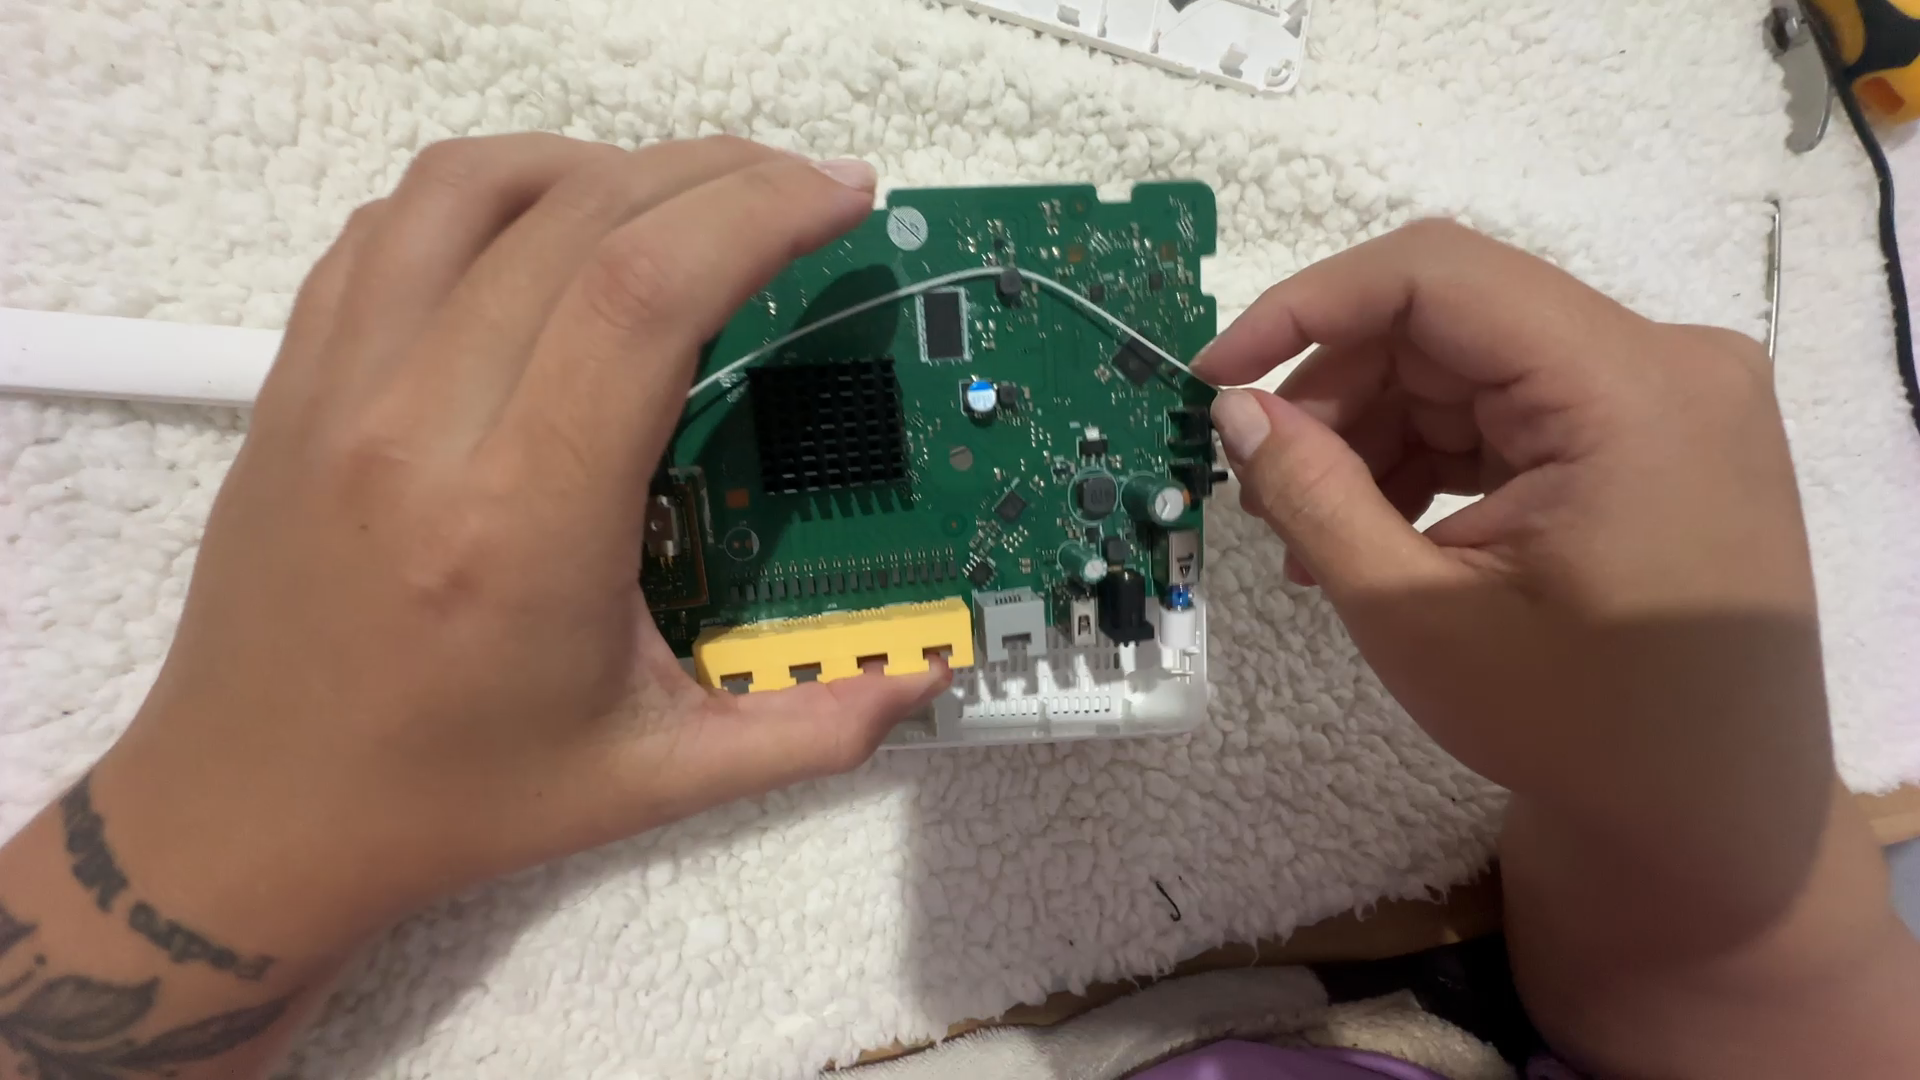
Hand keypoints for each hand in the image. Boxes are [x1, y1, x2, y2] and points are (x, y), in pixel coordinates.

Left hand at [90, 135, 946, 959]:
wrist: (252, 817)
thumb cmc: (470, 798)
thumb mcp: (661, 781)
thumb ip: (812, 734)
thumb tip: (927, 683)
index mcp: (525, 523)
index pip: (645, 298)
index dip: (759, 218)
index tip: (839, 200)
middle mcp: (419, 426)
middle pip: (583, 218)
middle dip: (722, 176)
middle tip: (808, 186)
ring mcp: (340, 387)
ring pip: (481, 187)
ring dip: (617, 163)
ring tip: (706, 194)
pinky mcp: (302, 378)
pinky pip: (405, 222)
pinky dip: (510, 184)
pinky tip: (574, 218)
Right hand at [1197, 219, 1823, 825]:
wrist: (1698, 814)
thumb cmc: (1565, 721)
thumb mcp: (1406, 607)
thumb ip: (1308, 491)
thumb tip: (1230, 407)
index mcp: (1622, 388)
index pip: (1432, 277)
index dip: (1301, 308)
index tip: (1213, 375)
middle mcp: (1650, 364)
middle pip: (1435, 330)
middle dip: (1325, 402)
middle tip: (1260, 490)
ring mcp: (1643, 401)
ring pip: (1446, 375)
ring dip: (1356, 443)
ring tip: (1305, 536)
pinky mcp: (1623, 441)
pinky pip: (1480, 418)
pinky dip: (1405, 465)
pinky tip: (1365, 535)